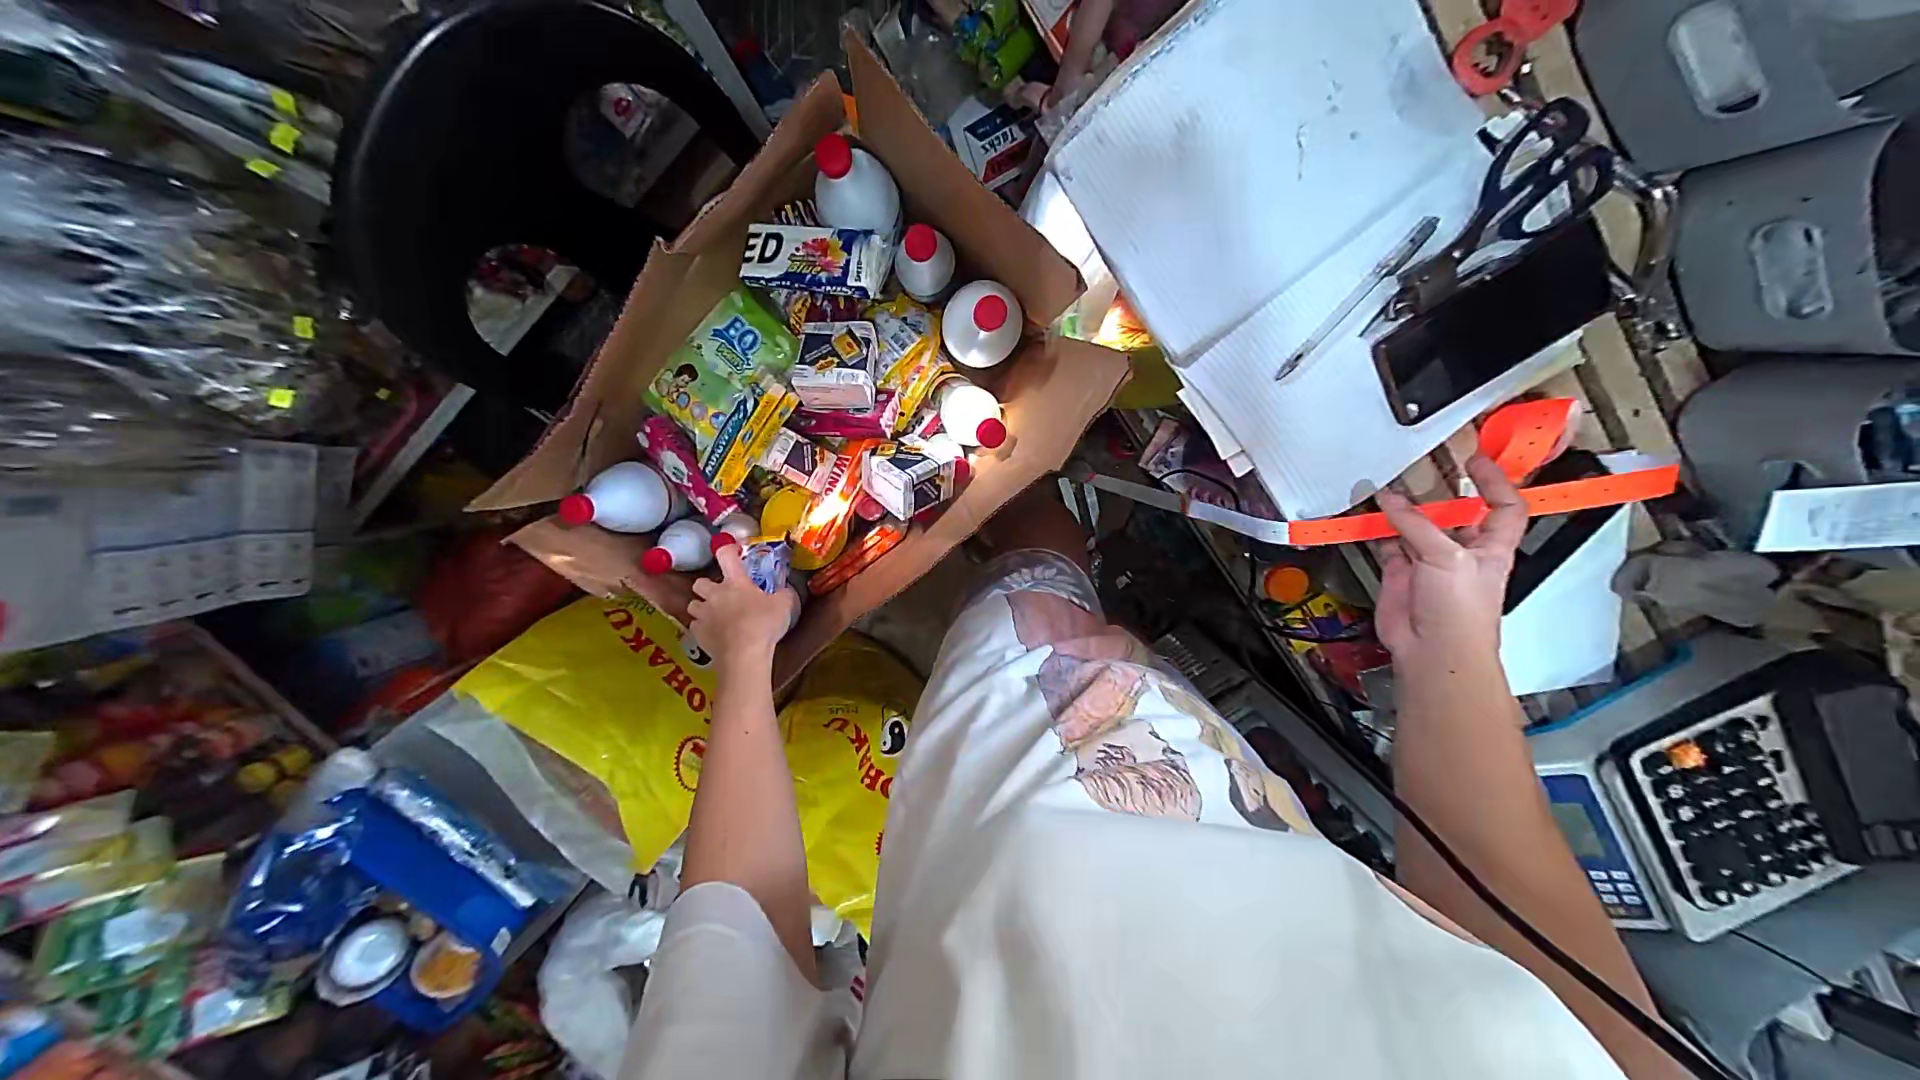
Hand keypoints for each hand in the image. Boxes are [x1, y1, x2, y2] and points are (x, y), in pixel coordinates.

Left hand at [687, 545, 796, 674]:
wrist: (744, 655)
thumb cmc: (764, 624)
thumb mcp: (785, 605)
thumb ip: (784, 594)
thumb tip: (785, 590)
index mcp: (735, 582)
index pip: (726, 556)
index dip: (728, 550)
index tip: (733, 551)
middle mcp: (715, 595)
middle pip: (700, 582)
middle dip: (707, 587)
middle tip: (721, 594)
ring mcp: (703, 615)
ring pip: (693, 605)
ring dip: (702, 608)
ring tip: (714, 615)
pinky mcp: (697, 634)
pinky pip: (695, 626)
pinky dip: (702, 628)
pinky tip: (714, 634)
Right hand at [1373, 455, 1526, 670]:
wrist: (1433, 648)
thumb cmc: (1462, 613)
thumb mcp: (1447, 557)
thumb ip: (1417, 525)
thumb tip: (1393, 500)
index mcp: (1491, 547)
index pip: (1503, 507)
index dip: (1495, 482)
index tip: (1477, 462)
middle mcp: (1461, 552)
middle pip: (1452, 514)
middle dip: (1438, 496)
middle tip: (1420, 471)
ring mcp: (1429, 562)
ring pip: (1415, 528)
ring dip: (1402, 512)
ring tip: (1388, 489)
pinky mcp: (1401, 573)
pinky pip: (1388, 544)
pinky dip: (1378, 531)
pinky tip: (1371, 518)